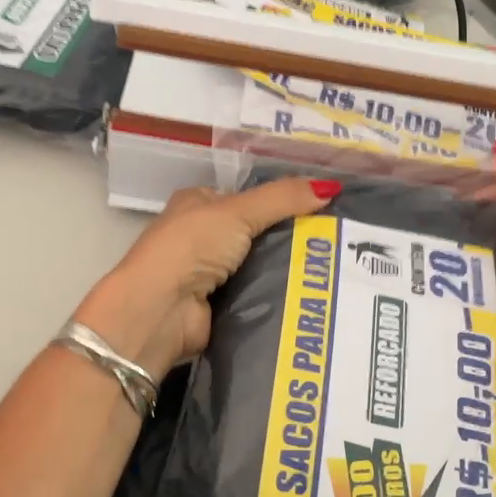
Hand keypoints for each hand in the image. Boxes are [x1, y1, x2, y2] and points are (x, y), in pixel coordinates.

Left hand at [73, 178, 338, 378]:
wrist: (160, 310)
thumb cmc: (191, 246)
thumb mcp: (239, 211)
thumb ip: (282, 198)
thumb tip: (331, 186)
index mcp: (198, 204)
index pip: (247, 198)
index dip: (280, 201)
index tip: (322, 209)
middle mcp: (201, 237)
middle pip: (256, 233)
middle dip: (289, 238)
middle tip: (336, 242)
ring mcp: (209, 274)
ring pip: (259, 266)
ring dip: (288, 270)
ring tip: (336, 269)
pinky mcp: (219, 307)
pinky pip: (258, 297)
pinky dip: (279, 297)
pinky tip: (313, 296)